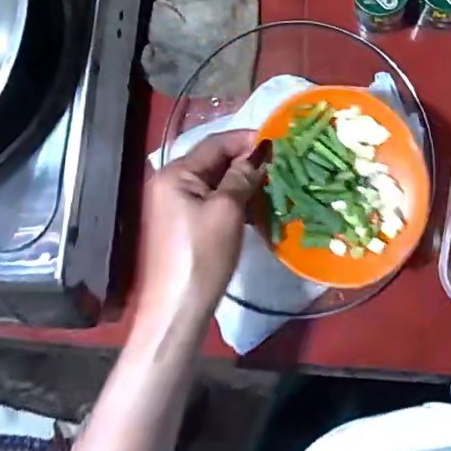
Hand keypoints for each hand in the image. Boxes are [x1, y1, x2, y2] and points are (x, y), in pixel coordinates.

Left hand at [137, 130, 262, 326]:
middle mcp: (170, 181)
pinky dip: (232, 200)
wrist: (177, 310)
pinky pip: (211, 201)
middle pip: (213, 161)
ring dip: (241, 182)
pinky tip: (255, 207)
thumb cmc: (202, 255)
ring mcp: (175, 204)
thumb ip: (241, 177)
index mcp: (175, 172)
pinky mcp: (183, 224)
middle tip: (280, 164)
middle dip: (245, 161)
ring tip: (274, 184)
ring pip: (214, 182)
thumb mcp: (226, 211)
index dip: (245, 140)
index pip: (214, 143)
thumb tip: (259, 153)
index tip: (277, 142)